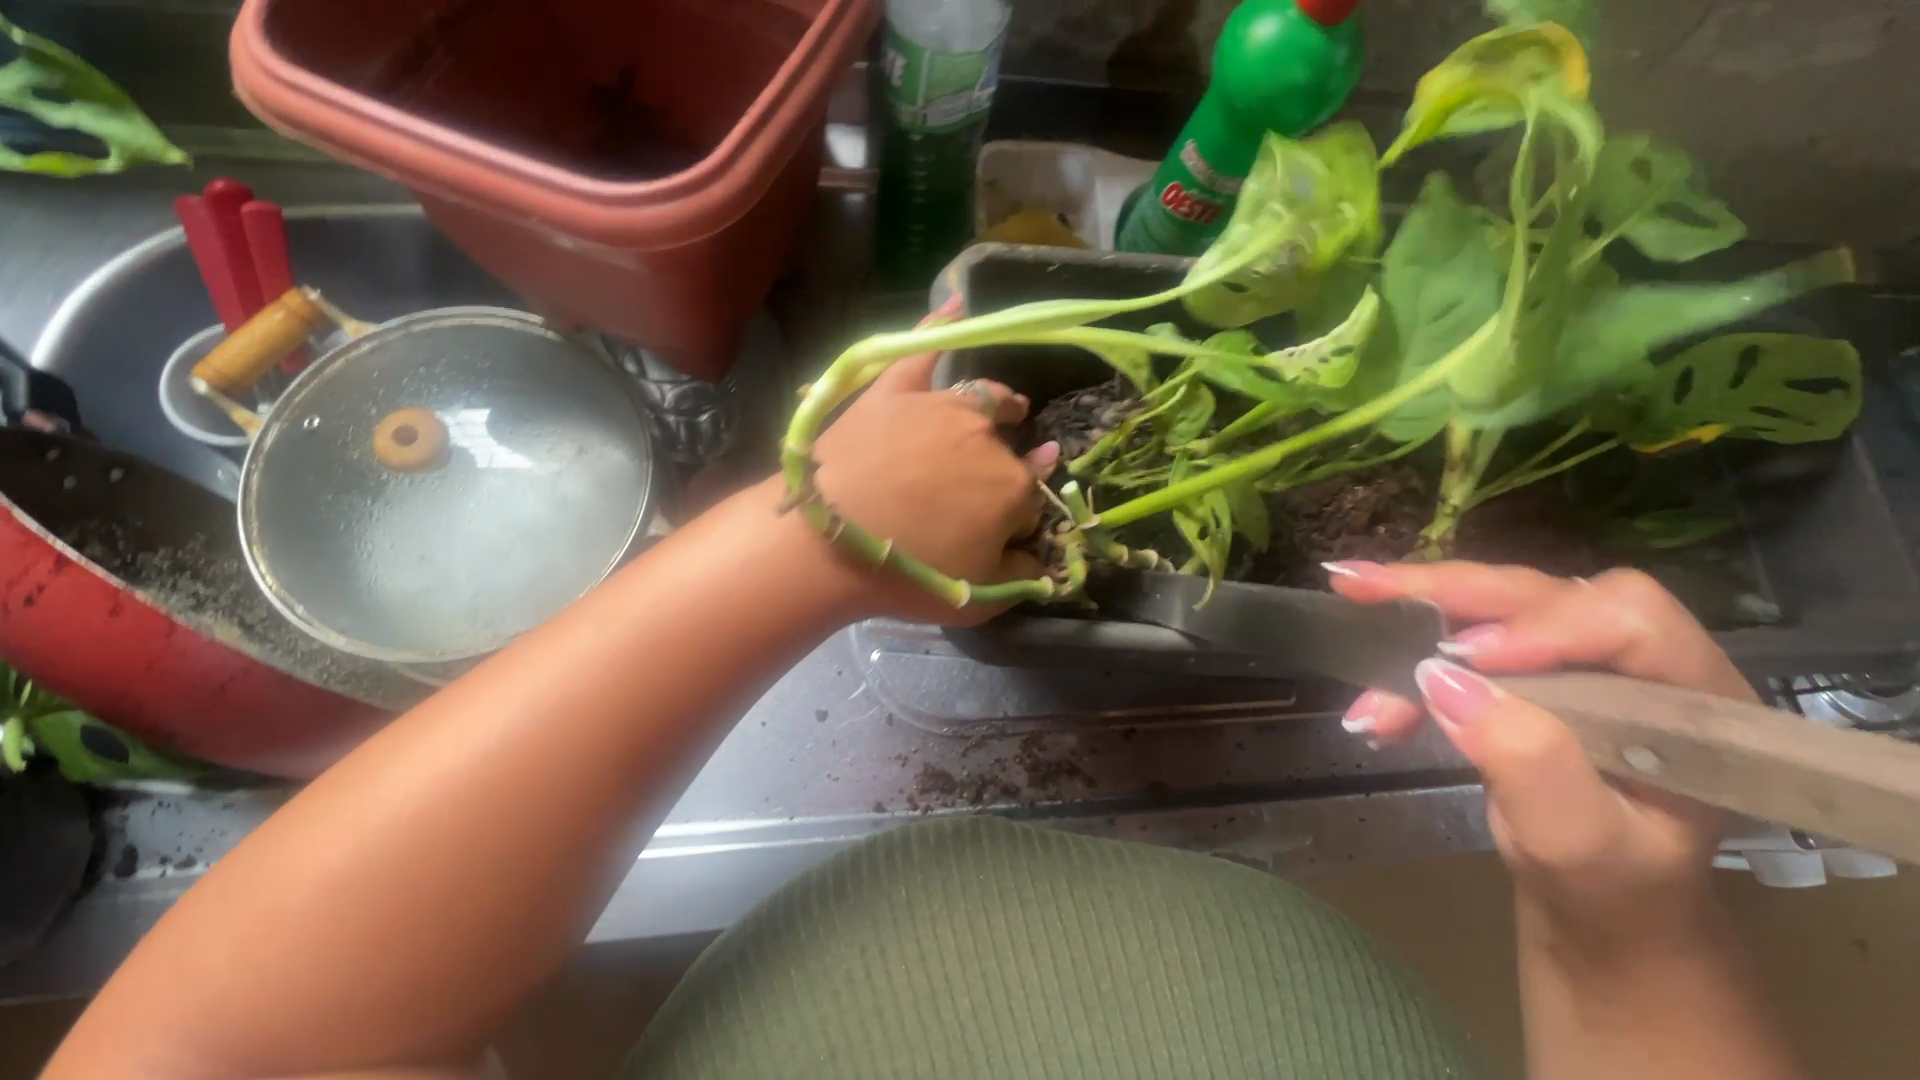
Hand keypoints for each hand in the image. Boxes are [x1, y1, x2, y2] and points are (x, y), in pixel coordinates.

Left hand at [802, 351, 1057, 626]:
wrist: (828, 547)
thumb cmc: (907, 578)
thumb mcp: (977, 599)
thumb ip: (1021, 576)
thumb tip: (1044, 560)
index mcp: (1012, 488)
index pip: (1032, 494)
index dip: (1018, 514)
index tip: (1005, 527)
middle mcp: (985, 439)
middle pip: (1008, 446)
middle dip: (1006, 464)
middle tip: (984, 483)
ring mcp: (939, 408)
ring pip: (982, 397)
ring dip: (1000, 403)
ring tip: (1006, 406)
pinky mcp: (894, 391)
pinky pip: (922, 349)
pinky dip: (941, 324)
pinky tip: (959, 302)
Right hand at [1328, 561, 1753, 946]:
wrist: (1600, 902)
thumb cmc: (1608, 882)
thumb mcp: (1576, 840)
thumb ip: (1528, 762)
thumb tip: (1441, 676)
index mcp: (1691, 696)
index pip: (1625, 620)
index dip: (1540, 626)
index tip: (1459, 655)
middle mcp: (1637, 659)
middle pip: (1544, 594)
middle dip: (1448, 591)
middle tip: (1361, 586)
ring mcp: (1579, 656)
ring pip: (1494, 607)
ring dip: (1414, 619)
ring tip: (1349, 618)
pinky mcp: (1531, 664)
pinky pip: (1464, 636)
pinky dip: (1409, 655)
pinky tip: (1375, 697)